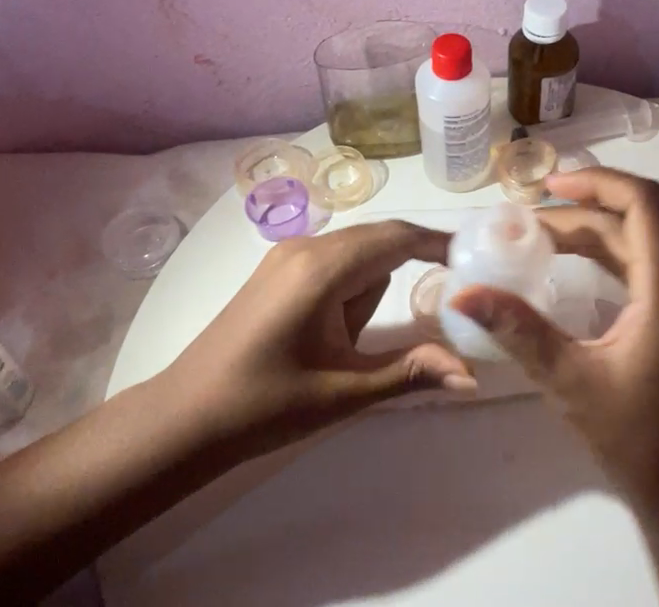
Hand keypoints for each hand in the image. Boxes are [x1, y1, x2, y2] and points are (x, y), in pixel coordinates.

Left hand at [161, 219, 475, 457]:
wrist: (182, 421)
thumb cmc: (264, 406)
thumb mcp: (345, 391)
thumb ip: (412, 372)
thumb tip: (472, 377)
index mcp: (323, 269)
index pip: (398, 237)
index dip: (440, 243)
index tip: (477, 259)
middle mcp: (307, 248)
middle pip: (381, 237)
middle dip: (414, 263)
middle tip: (449, 296)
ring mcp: (287, 256)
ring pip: (358, 251)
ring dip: (376, 282)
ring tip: (360, 340)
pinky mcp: (277, 271)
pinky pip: (335, 262)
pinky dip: (355, 283)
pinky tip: (342, 329)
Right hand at [451, 170, 658, 605]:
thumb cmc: (642, 444)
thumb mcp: (573, 383)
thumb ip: (520, 331)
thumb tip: (462, 295)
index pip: (644, 202)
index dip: (597, 181)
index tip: (549, 186)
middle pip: (640, 224)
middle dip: (582, 216)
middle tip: (527, 224)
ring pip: (648, 248)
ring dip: (598, 239)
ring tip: (545, 241)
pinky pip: (656, 273)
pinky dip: (616, 264)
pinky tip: (582, 276)